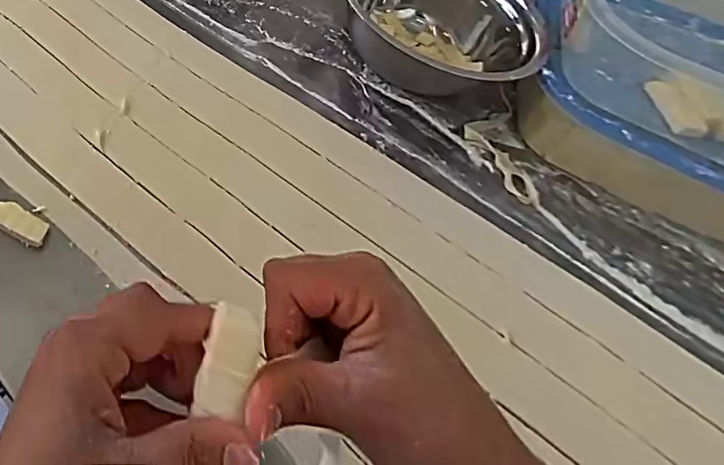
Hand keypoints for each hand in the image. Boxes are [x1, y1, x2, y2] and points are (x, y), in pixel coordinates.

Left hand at [0, 284, 258, 464]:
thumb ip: (189, 448)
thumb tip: (238, 438)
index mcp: (83, 346)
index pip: (156, 311)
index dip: (204, 329)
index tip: (241, 353)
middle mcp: (72, 348)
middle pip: (146, 326)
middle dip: (191, 357)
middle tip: (226, 391)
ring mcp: (68, 373)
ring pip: (135, 355)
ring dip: (175, 381)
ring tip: (207, 416)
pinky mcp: (68, 402)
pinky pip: (121, 384)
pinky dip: (153, 403)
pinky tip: (176, 436)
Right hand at [244, 254, 534, 464]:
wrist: (477, 463)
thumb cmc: (444, 428)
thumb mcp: (356, 405)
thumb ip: (292, 390)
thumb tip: (246, 395)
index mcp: (361, 277)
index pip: (283, 279)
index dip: (280, 327)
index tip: (296, 367)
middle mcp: (358, 279)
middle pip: (283, 291)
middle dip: (287, 340)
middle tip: (314, 379)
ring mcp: (358, 301)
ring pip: (290, 311)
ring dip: (299, 354)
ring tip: (334, 386)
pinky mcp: (355, 324)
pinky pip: (305, 328)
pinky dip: (309, 361)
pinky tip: (337, 385)